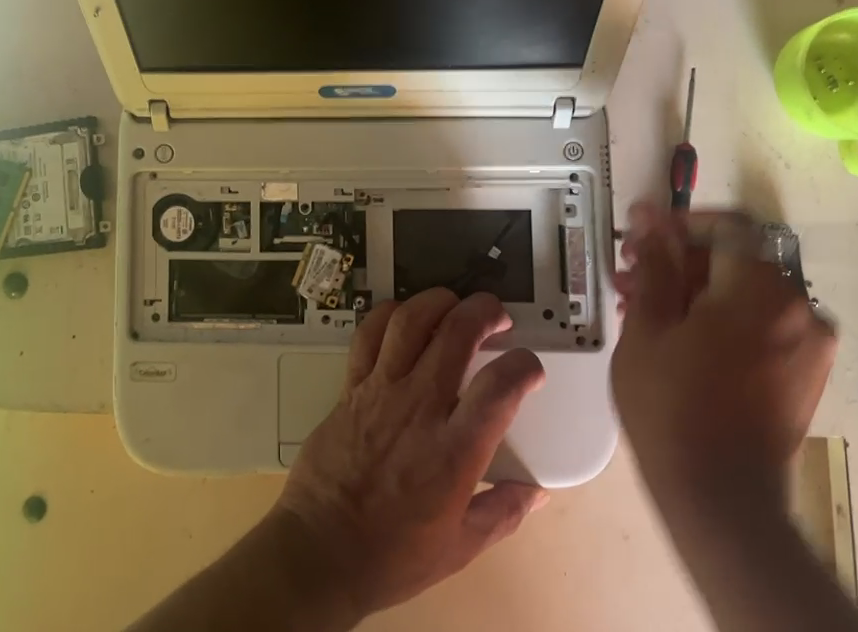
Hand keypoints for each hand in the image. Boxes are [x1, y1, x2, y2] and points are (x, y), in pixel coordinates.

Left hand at [272, 289, 548, 618]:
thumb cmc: (391, 555)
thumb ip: (503, 513)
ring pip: (411, 322)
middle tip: (496, 316)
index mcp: (454, 451)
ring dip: (438, 302)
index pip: (502, 387)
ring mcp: (380, 393)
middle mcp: (419, 409)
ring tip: (454, 306)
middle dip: (485, 312)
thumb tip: (537, 493)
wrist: (320, 552)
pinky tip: (404, 316)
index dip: (525, 366)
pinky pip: (368, 336)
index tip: (529, 369)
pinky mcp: (350, 389)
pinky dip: (389, 315)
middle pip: (457, 334)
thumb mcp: (461, 546)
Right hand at [611, 203, 835, 518]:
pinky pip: (762, 325)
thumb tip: (649, 221)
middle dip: (681, 260)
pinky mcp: (806, 373)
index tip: (642, 236)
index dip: (680, 222)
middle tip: (631, 275)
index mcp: (762, 290)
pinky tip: (679, 338)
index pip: (727, 226)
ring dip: (697, 290)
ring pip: (747, 293)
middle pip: (737, 259)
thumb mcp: (647, 328)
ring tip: (645, 310)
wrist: (719, 496)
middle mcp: (800, 308)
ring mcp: (810, 344)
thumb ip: (653, 266)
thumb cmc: (672, 407)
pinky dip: (722, 319)